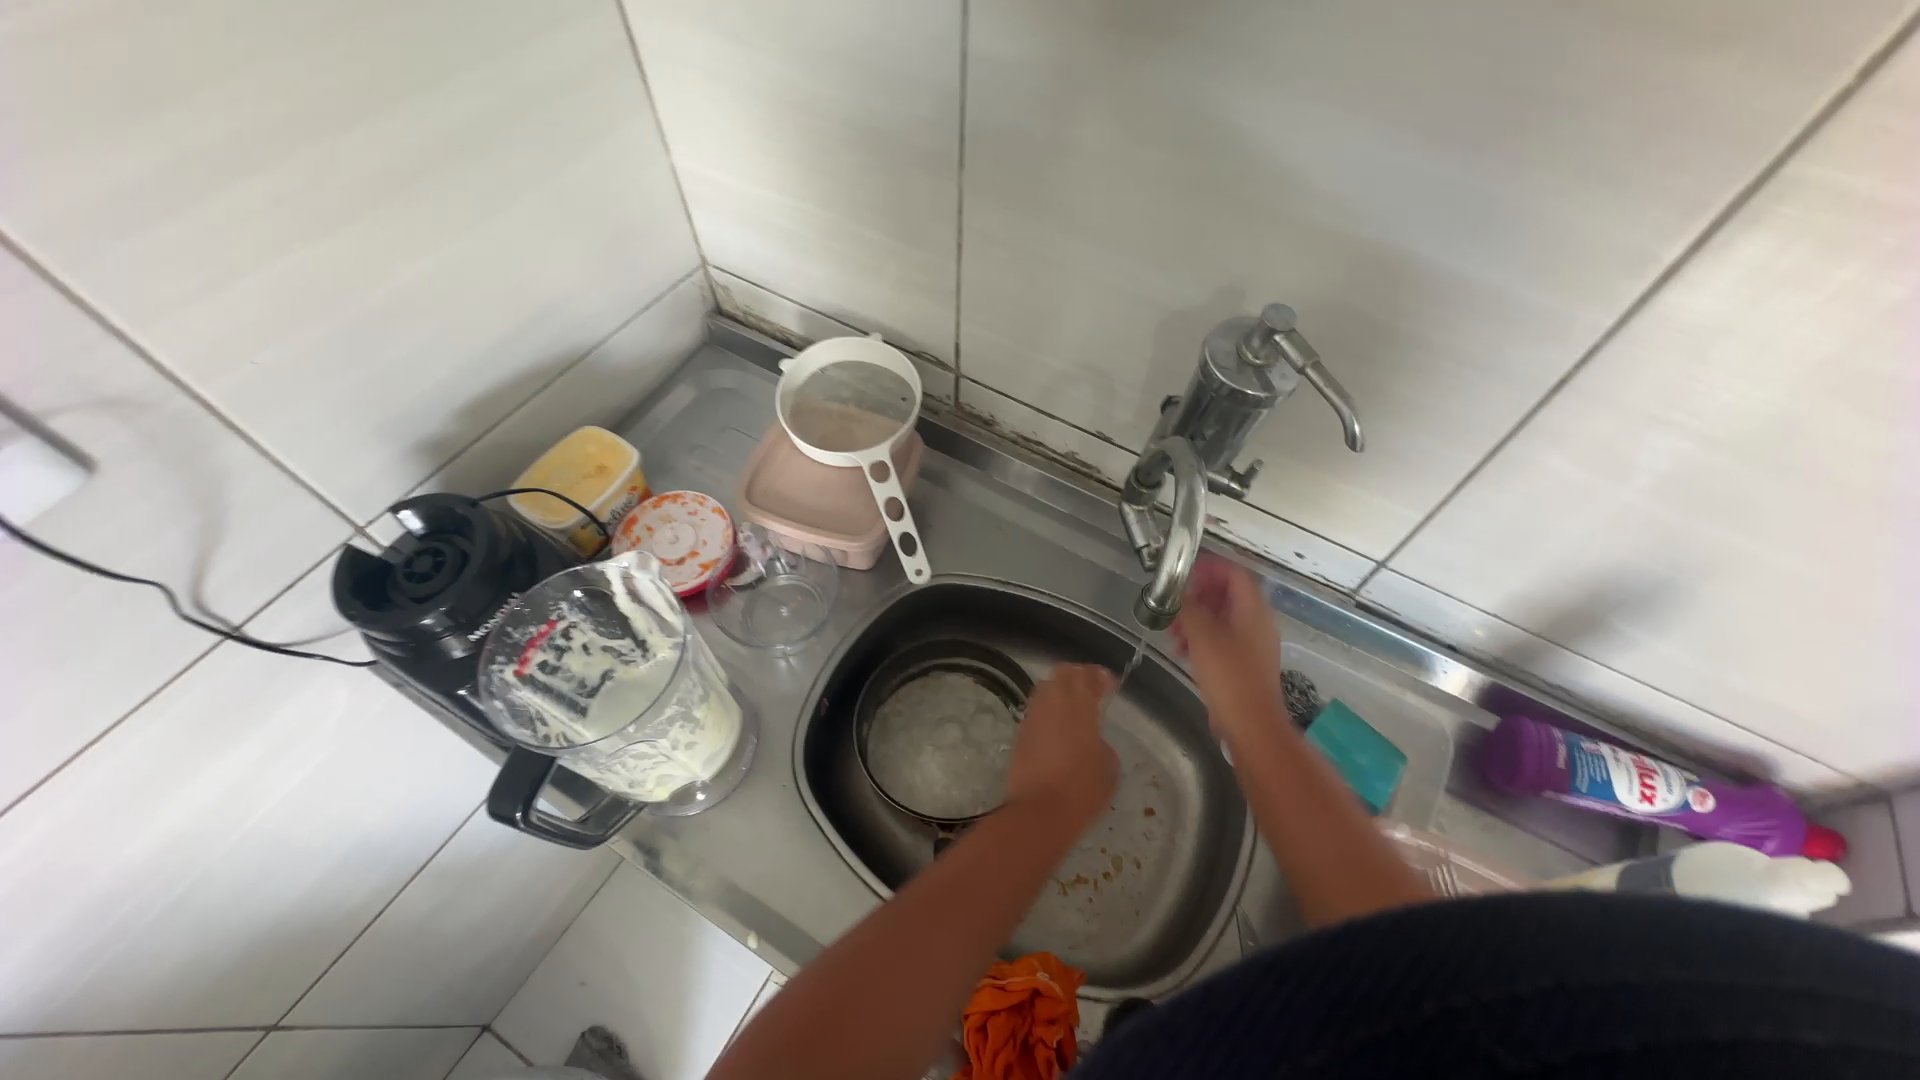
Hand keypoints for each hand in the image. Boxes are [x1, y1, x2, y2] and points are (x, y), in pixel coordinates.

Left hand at [1005, 664, 1118, 826]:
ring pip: (1045, 688)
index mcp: (1080, 708)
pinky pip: (1035, 710)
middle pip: (1063, 673)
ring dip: (1060, 690)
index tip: (1109, 684)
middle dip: (1078, 675)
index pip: (1089, 677)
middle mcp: (1054, 705)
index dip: (1100, 676)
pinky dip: (1047, 711)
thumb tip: (1094, 742)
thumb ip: (1103, 746)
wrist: (1040, 811)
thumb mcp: (1108, 769)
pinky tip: (1056, 728)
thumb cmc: (1082, 791)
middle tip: (1090, 689)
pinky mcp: (1020, 733)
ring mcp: (1033, 717)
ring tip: (1072, 707)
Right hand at [1172, 556, 1284, 738]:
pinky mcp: (1245, 662)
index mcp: (1253, 609)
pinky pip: (1223, 638)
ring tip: (1173, 632)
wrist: (1250, 722)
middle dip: (1197, 596)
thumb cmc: (1228, 675)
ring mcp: (1253, 643)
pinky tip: (1183, 651)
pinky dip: (1202, 637)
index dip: (1209, 567)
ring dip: (1196, 619)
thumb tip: (1177, 592)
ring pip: (1222, 618)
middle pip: (1227, 594)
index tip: (1184, 572)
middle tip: (1174, 604)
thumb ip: (1188, 608)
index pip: (1234, 572)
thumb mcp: (1202, 636)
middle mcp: (1257, 622)